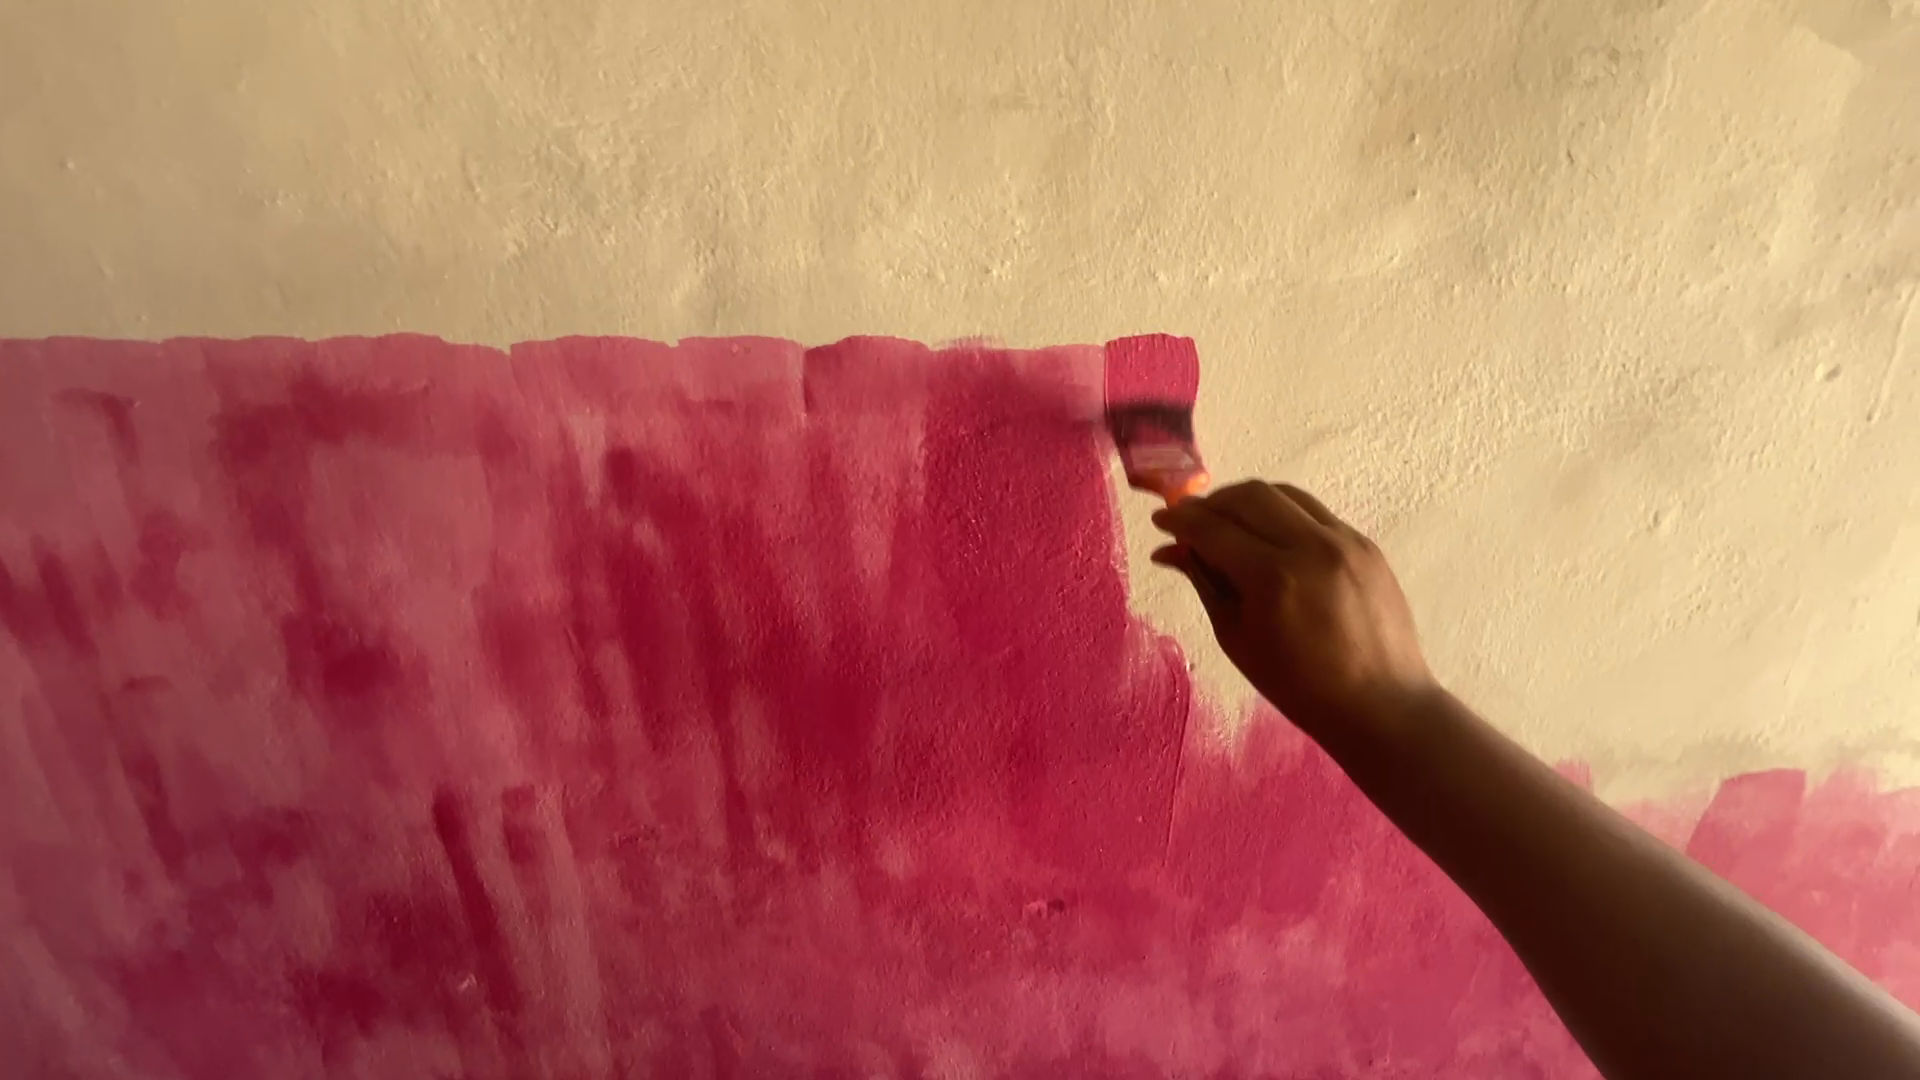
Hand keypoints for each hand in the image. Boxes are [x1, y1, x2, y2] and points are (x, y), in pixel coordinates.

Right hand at [1151, 481, 1435, 738]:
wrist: (1380, 704)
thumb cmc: (1296, 684)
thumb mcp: (1236, 637)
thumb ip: (1205, 583)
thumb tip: (1170, 550)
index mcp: (1273, 578)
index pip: (1214, 529)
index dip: (1180, 520)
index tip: (1160, 519)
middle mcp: (1311, 547)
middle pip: (1248, 496)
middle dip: (1210, 502)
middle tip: (1190, 520)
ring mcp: (1344, 541)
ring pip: (1282, 494)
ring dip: (1245, 501)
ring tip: (1227, 522)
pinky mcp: (1364, 544)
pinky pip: (1312, 512)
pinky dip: (1280, 515)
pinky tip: (1268, 539)